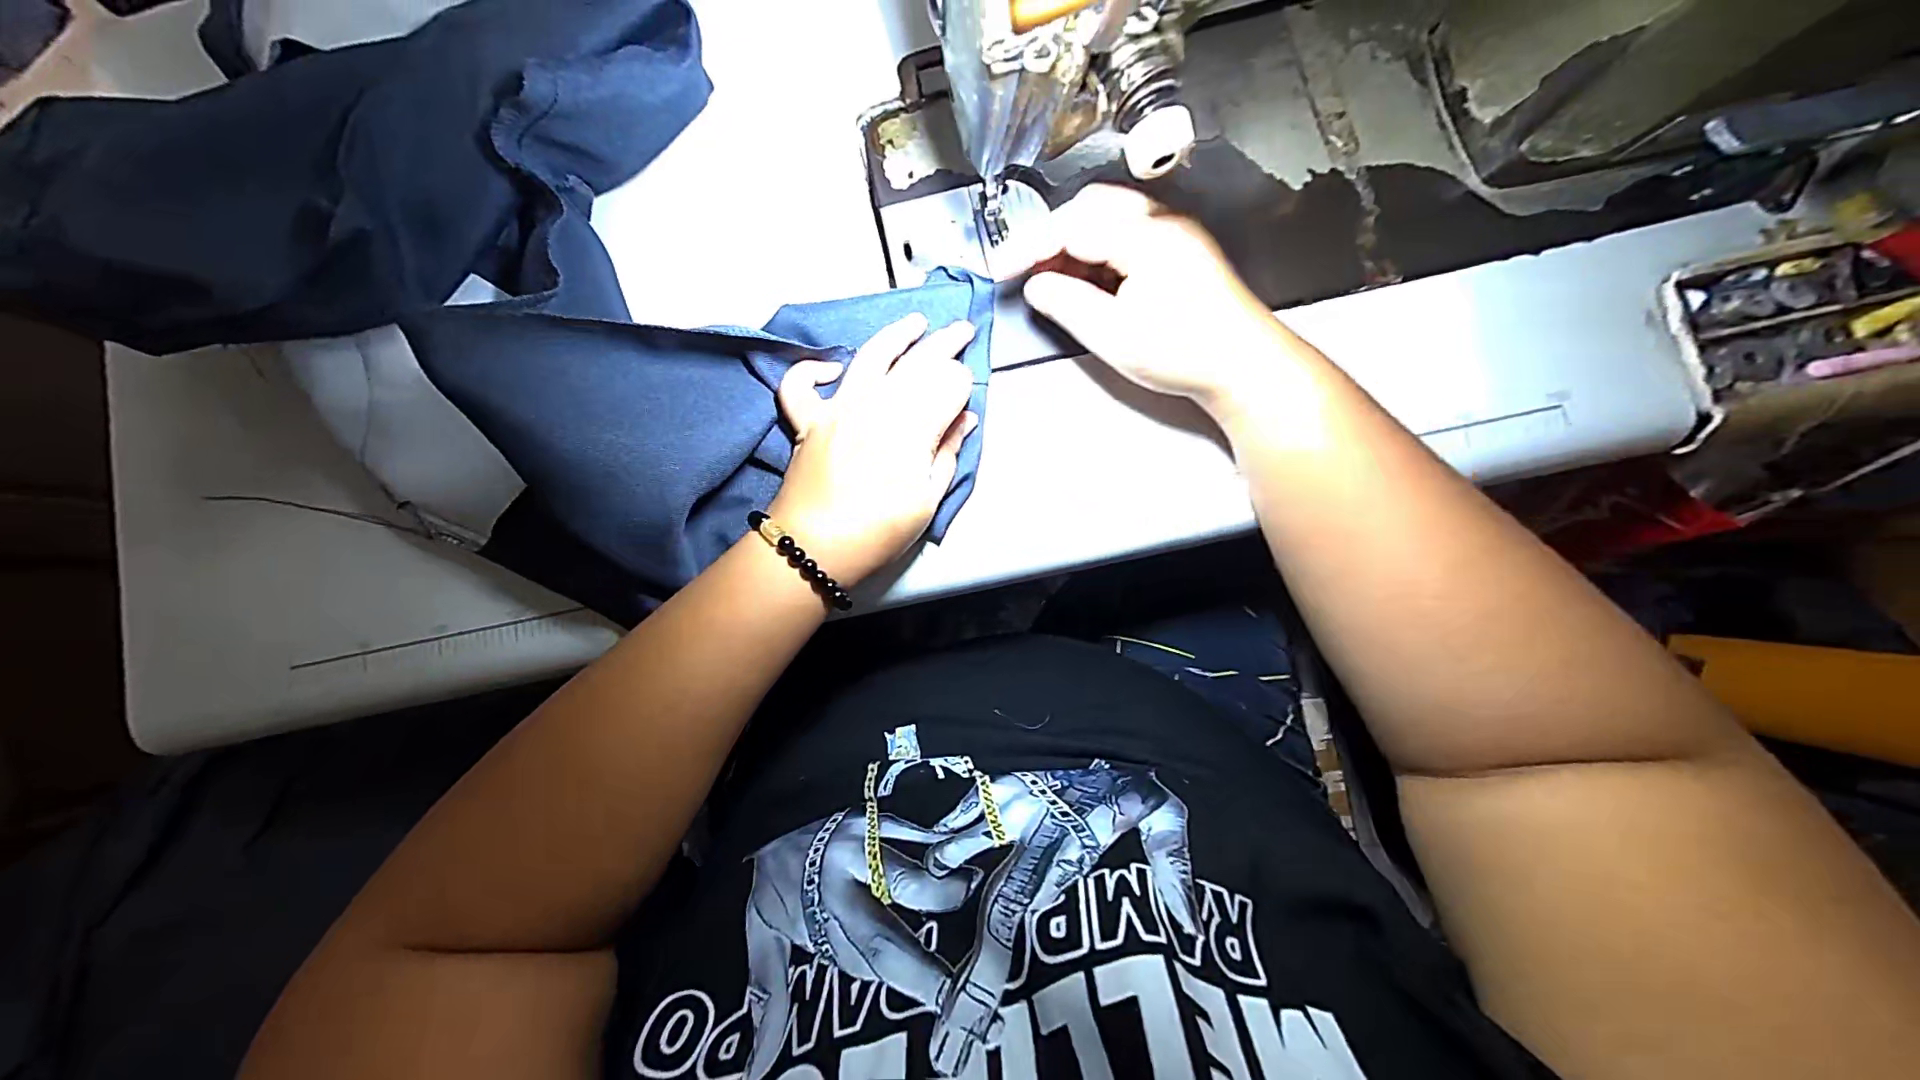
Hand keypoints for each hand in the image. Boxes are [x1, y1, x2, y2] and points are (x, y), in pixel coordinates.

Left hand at [767, 314, 977, 586]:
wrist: (814, 549)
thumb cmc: (878, 532)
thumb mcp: (927, 499)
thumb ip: (948, 454)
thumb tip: (965, 421)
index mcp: (912, 428)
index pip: (945, 386)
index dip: (960, 383)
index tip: (966, 390)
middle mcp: (876, 406)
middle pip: (915, 364)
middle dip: (944, 345)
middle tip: (962, 330)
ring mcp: (838, 410)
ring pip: (869, 358)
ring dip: (895, 335)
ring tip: (915, 322)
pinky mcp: (808, 421)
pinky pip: (801, 385)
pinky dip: (811, 370)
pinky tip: (832, 367)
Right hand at [1022, 185, 1310, 415]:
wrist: (1242, 365)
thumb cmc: (1190, 351)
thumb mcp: (1112, 334)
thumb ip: (1067, 303)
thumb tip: (1038, 285)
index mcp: (1143, 236)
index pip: (1071, 226)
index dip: (1031, 248)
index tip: (1006, 267)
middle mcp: (1163, 223)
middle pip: (1091, 209)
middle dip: (1054, 237)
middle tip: (1031, 269)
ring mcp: (1176, 234)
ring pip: (1111, 219)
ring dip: (1078, 243)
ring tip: (1059, 280)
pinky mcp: (1182, 251)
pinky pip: (1131, 235)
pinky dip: (1102, 251)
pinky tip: (1094, 281)